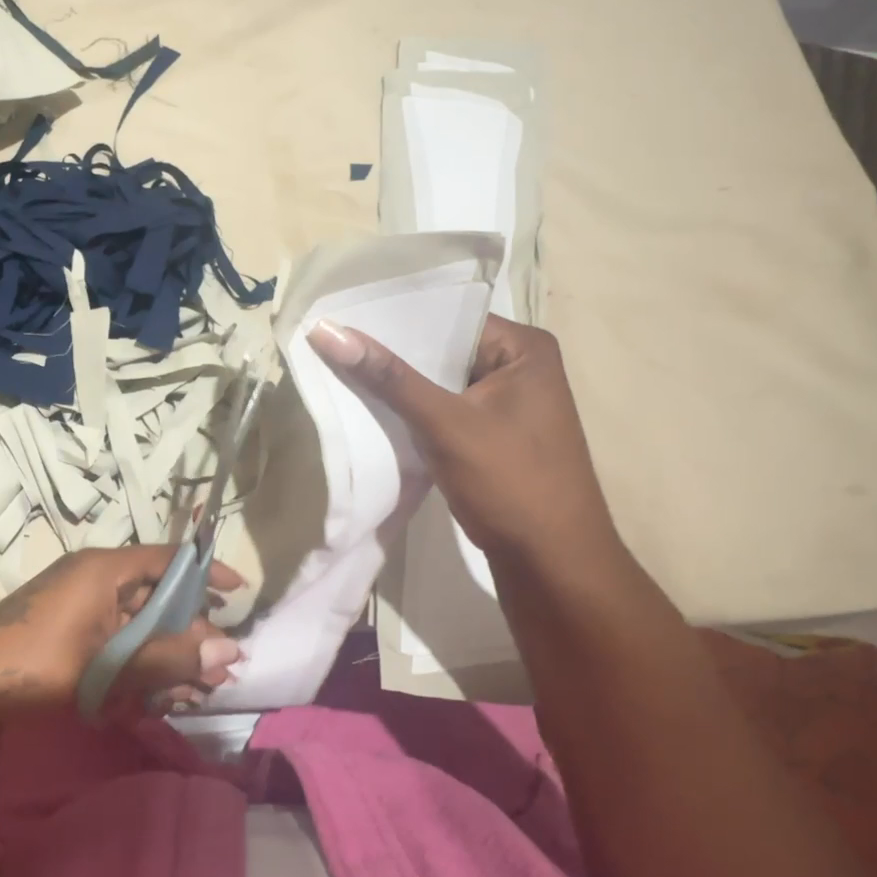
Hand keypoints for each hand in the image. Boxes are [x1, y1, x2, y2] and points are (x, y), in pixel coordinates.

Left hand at [0, 546, 244, 719]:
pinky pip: (114, 641)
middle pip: (155, 598)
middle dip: (189, 636)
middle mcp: (93, 580)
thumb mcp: (107, 664)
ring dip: (165, 658)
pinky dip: (135, 666)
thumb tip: (230, 650)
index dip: (204, 573)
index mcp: (101, 570)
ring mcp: (78, 607)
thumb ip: (167, 657)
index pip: (165, 558)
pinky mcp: (68, 633)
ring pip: (138, 626)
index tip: (239, 592)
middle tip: (218, 674)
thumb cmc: (36, 664)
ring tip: (190, 694)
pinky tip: (151, 697)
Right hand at [306, 314, 621, 569]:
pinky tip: (365, 408)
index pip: (447, 317)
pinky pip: (438, 408)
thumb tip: (327, 330)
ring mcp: (503, 402)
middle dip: (387, 352)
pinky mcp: (487, 433)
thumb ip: (388, 377)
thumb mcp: (445, 423)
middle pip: (438, 348)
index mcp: (524, 348)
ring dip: (393, 384)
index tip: (338, 316)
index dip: (392, 317)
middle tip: (326, 342)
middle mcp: (517, 367)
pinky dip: (406, 410)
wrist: (550, 561)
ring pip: (434, 381)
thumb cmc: (511, 481)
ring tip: (334, 368)